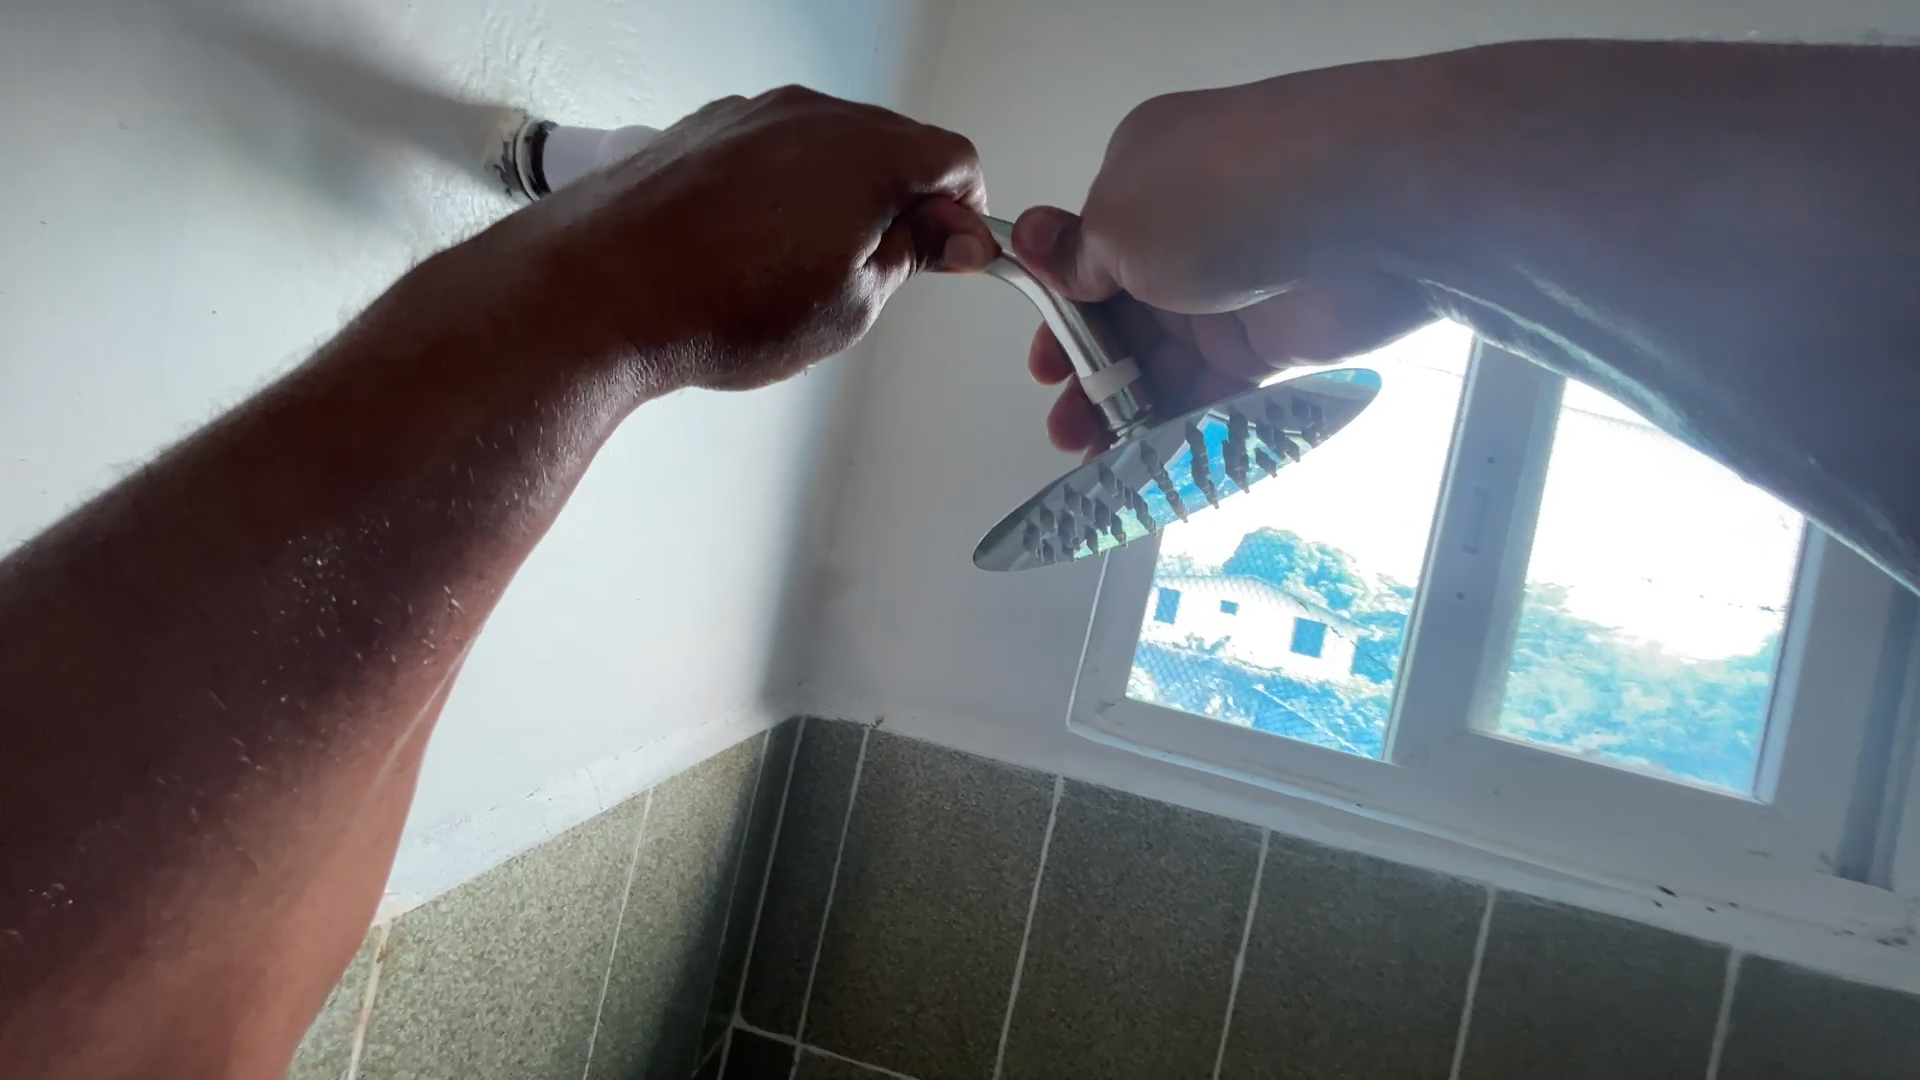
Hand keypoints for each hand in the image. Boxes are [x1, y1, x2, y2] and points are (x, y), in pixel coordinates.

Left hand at [472, 85, 994, 395]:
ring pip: (837, 149)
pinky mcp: (709, 130)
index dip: (965, 213)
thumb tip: (953, 235)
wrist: (605, 291)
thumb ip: (914, 256)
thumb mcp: (854, 302)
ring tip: (816, 272)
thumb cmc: (725, 304)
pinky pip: (781, 152)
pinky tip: (769, 249)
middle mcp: (812, 116)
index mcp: (866, 152)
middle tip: (889, 273)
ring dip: (851, 201)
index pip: (954, 160)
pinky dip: (797, 192)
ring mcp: (755, 115)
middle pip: (897, 146)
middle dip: (909, 206)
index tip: (954, 254)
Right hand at [1009, 64, 1443, 452]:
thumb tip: (1035, 245)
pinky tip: (1140, 458)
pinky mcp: (1263, 347)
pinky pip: (1203, 394)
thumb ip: (1076, 254)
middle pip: (1117, 323)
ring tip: (1090, 453)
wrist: (1365, 216)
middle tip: (1064, 424)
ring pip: (1157, 366)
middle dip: (1084, 377)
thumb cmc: (1222, 200)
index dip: (1058, 314)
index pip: (1085, 259)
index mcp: (1144, 189)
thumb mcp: (1120, 220)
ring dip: (1120, 411)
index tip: (1043, 362)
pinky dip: (1170, 426)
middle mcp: (1183, 238)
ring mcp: (1224, 294)